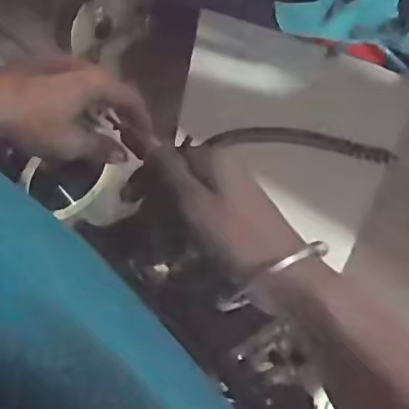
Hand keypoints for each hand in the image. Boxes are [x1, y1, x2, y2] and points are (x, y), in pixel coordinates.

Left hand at [0, 59, 149, 164]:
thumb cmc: (34, 123)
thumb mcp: (70, 143)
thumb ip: (99, 148)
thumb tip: (123, 156)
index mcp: (96, 81)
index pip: (131, 98)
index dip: (142, 119)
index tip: (147, 138)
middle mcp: (81, 65)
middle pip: (111, 88)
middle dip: (121, 113)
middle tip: (126, 133)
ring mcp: (57, 62)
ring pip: (89, 84)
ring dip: (99, 106)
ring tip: (100, 126)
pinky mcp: (37, 66)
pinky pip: (70, 83)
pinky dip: (79, 100)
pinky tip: (70, 115)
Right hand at [147, 140, 309, 282]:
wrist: (282, 271)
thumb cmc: (234, 235)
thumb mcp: (195, 201)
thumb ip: (170, 170)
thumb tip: (146, 137)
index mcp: (214, 155)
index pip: (168, 152)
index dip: (145, 172)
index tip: (127, 199)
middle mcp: (225, 163)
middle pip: (180, 169)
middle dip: (155, 189)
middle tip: (136, 216)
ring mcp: (235, 186)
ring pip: (191, 187)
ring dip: (170, 203)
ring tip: (154, 228)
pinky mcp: (239, 208)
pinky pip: (204, 203)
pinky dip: (188, 214)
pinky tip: (179, 233)